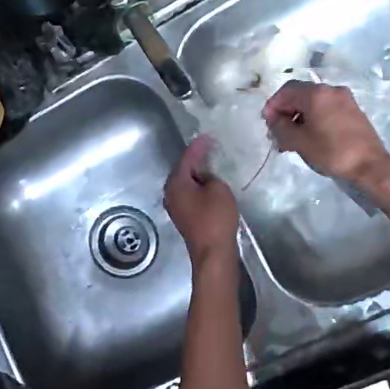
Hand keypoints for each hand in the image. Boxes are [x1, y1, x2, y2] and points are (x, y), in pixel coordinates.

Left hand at [164, 136, 238, 264]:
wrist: (213, 252)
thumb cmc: (215, 218)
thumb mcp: (219, 190)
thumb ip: (211, 177)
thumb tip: (205, 178)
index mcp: (176, 183)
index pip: (187, 158)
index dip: (198, 146)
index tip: (208, 136)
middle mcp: (170, 193)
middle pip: (182, 170)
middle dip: (195, 159)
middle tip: (209, 147)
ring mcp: (176, 207)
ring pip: (186, 184)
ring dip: (197, 174)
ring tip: (211, 163)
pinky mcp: (184, 217)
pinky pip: (190, 195)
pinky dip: (198, 187)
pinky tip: (209, 185)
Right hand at [263, 81, 389, 182]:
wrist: (369, 165)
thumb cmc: (331, 151)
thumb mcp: (299, 141)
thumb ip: (280, 127)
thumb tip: (274, 119)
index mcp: (317, 93)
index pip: (287, 90)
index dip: (273, 105)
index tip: (267, 123)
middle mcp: (332, 90)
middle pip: (301, 95)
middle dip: (286, 113)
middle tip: (277, 134)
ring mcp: (345, 100)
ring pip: (314, 103)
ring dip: (299, 118)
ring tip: (292, 140)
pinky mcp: (353, 112)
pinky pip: (327, 110)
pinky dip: (314, 119)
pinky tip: (310, 138)